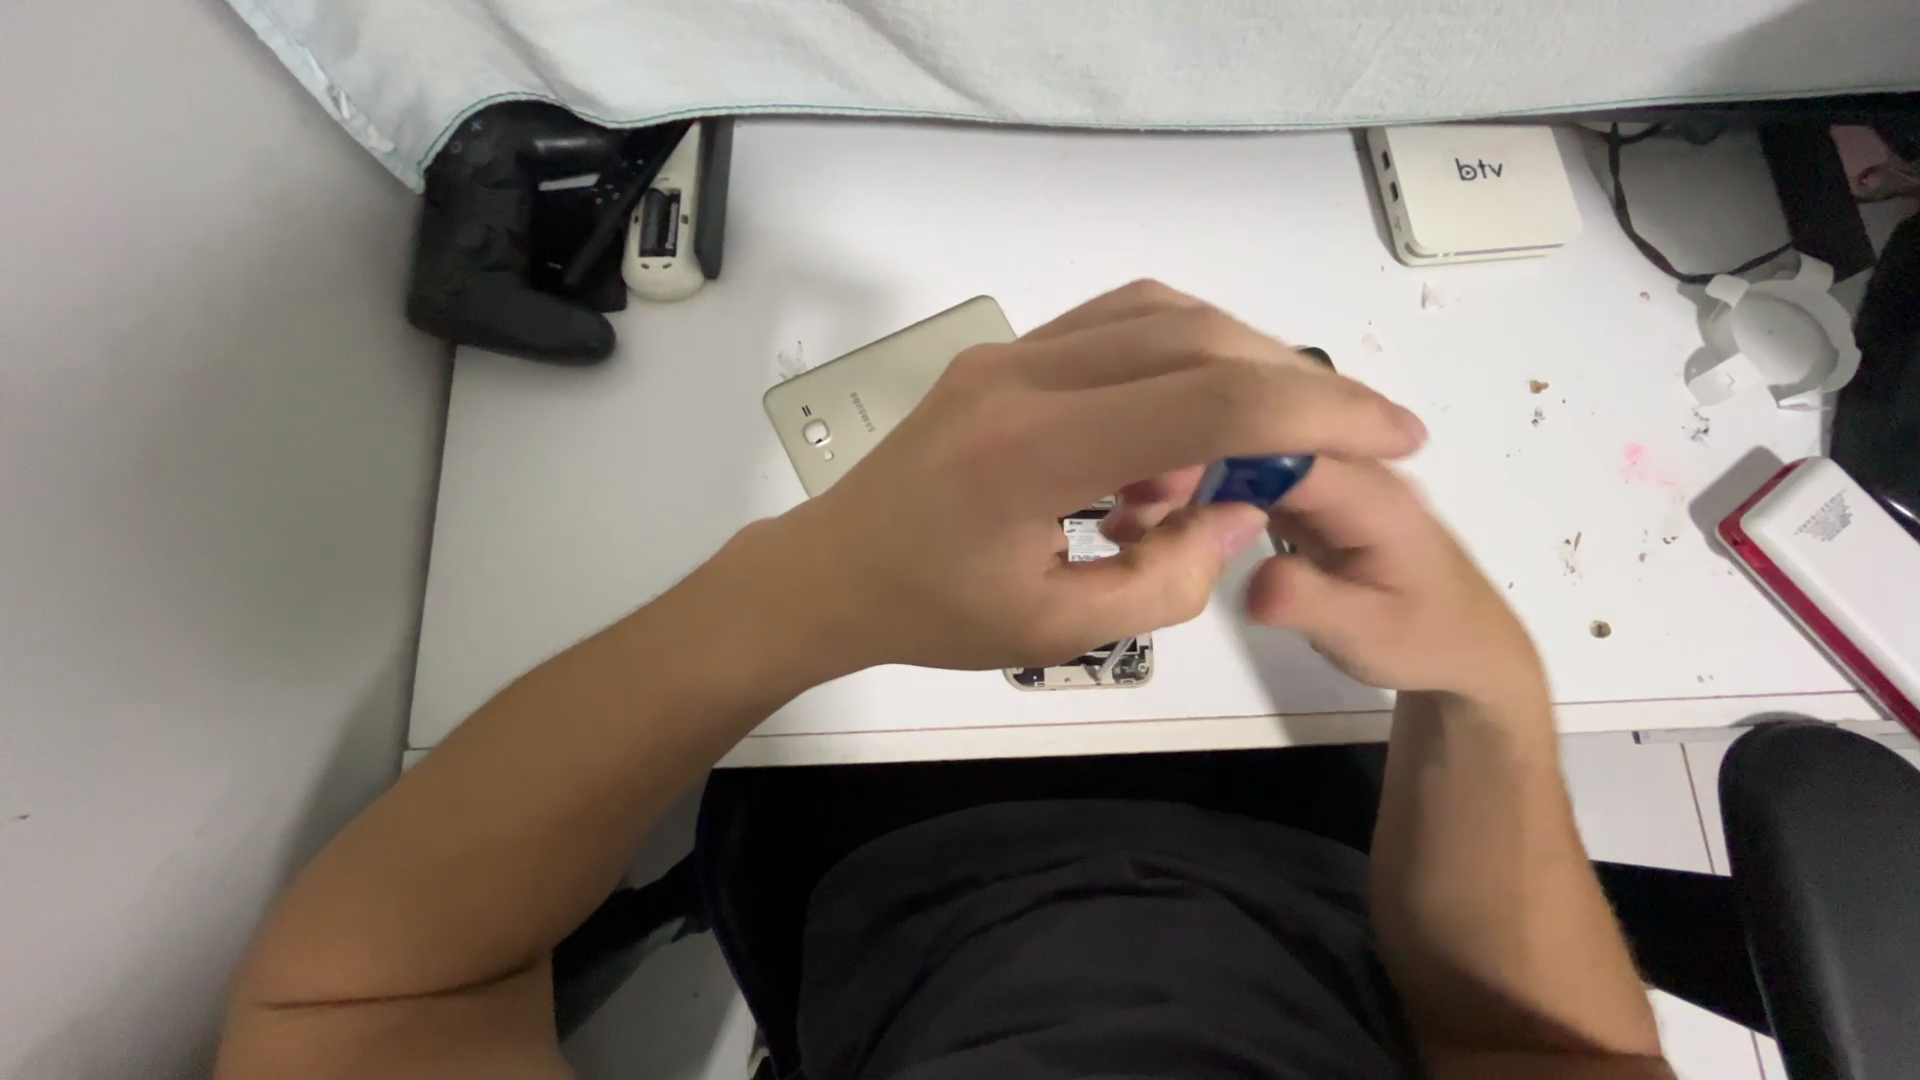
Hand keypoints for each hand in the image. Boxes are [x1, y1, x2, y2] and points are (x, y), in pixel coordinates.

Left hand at [759, 281, 1427, 673]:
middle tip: (1339, 436)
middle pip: (1193, 336)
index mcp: (1033, 450)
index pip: (1208, 399)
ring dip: (1230, 361)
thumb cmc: (932, 616)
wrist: (833, 571)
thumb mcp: (1056, 629)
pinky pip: (1112, 330)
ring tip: (1242, 449)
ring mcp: (1006, 356)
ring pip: (1156, 316)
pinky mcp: (1001, 359)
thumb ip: (1165, 581)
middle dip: (1291, 380)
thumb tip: (1236, 518)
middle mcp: (1022, 377)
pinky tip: (1176, 432)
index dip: (1319, 410)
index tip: (1394, 433)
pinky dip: (1173, 359)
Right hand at [1109, 454, 1544, 702]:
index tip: (1152, 484)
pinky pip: (1246, 477)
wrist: (1466, 646)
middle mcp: (1349, 469)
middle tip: (1126, 504)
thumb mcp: (1371, 637)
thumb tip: (1254, 582)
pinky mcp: (1308, 494)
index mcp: (1374, 494)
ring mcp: (1326, 479)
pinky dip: (1199, 490)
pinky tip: (1156, 513)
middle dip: (1190, 457)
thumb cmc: (1425, 642)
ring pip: (1247, 454)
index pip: (1291, 451)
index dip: (1220, 455)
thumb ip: (1313, 605)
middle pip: (1261, 438)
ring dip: (1186, 473)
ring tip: (1128, 513)